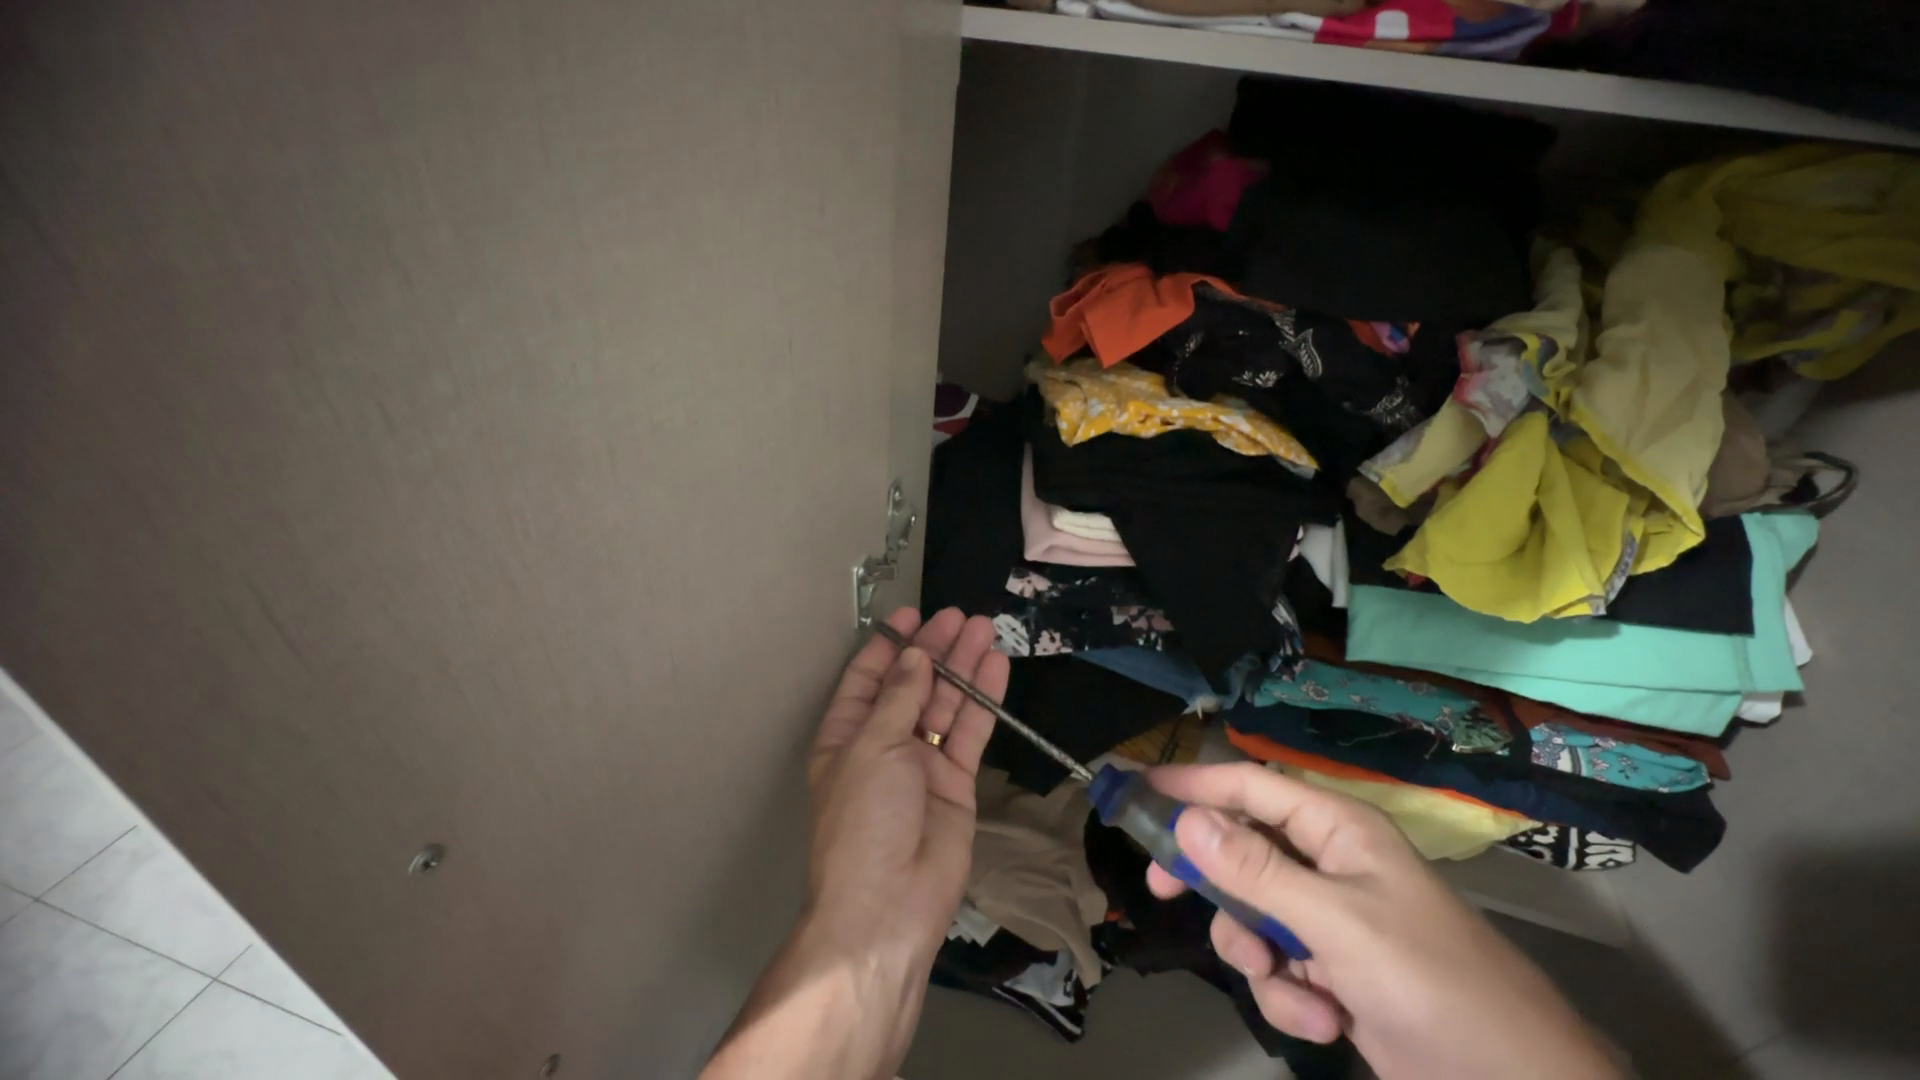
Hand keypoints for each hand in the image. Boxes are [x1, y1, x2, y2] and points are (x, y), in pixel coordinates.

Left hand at [702, 607, 1006, 1079]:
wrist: (889, 905)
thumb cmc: (863, 820)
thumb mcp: (872, 748)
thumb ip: (899, 698)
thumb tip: (915, 655)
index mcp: (846, 737)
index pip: (867, 680)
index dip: (889, 646)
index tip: (912, 614)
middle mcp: (883, 746)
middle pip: (912, 686)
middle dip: (935, 650)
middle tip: (961, 616)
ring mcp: (921, 765)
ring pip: (945, 704)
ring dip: (963, 668)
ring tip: (985, 628)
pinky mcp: (956, 783)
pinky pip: (969, 733)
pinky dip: (984, 701)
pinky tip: (996, 667)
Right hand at [1146, 763, 1622, 1079]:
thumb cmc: (1428, 983)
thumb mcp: (1333, 923)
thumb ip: (1255, 871)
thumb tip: (1187, 818)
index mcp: (1338, 830)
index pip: (1250, 788)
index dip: (1192, 783)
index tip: (1137, 788)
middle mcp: (1332, 865)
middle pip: (1243, 851)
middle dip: (1213, 881)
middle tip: (1165, 891)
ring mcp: (1333, 921)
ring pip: (1254, 916)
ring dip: (1259, 956)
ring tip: (1292, 985)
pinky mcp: (1336, 972)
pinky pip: (1281, 967)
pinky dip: (1291, 996)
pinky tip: (1326, 1020)